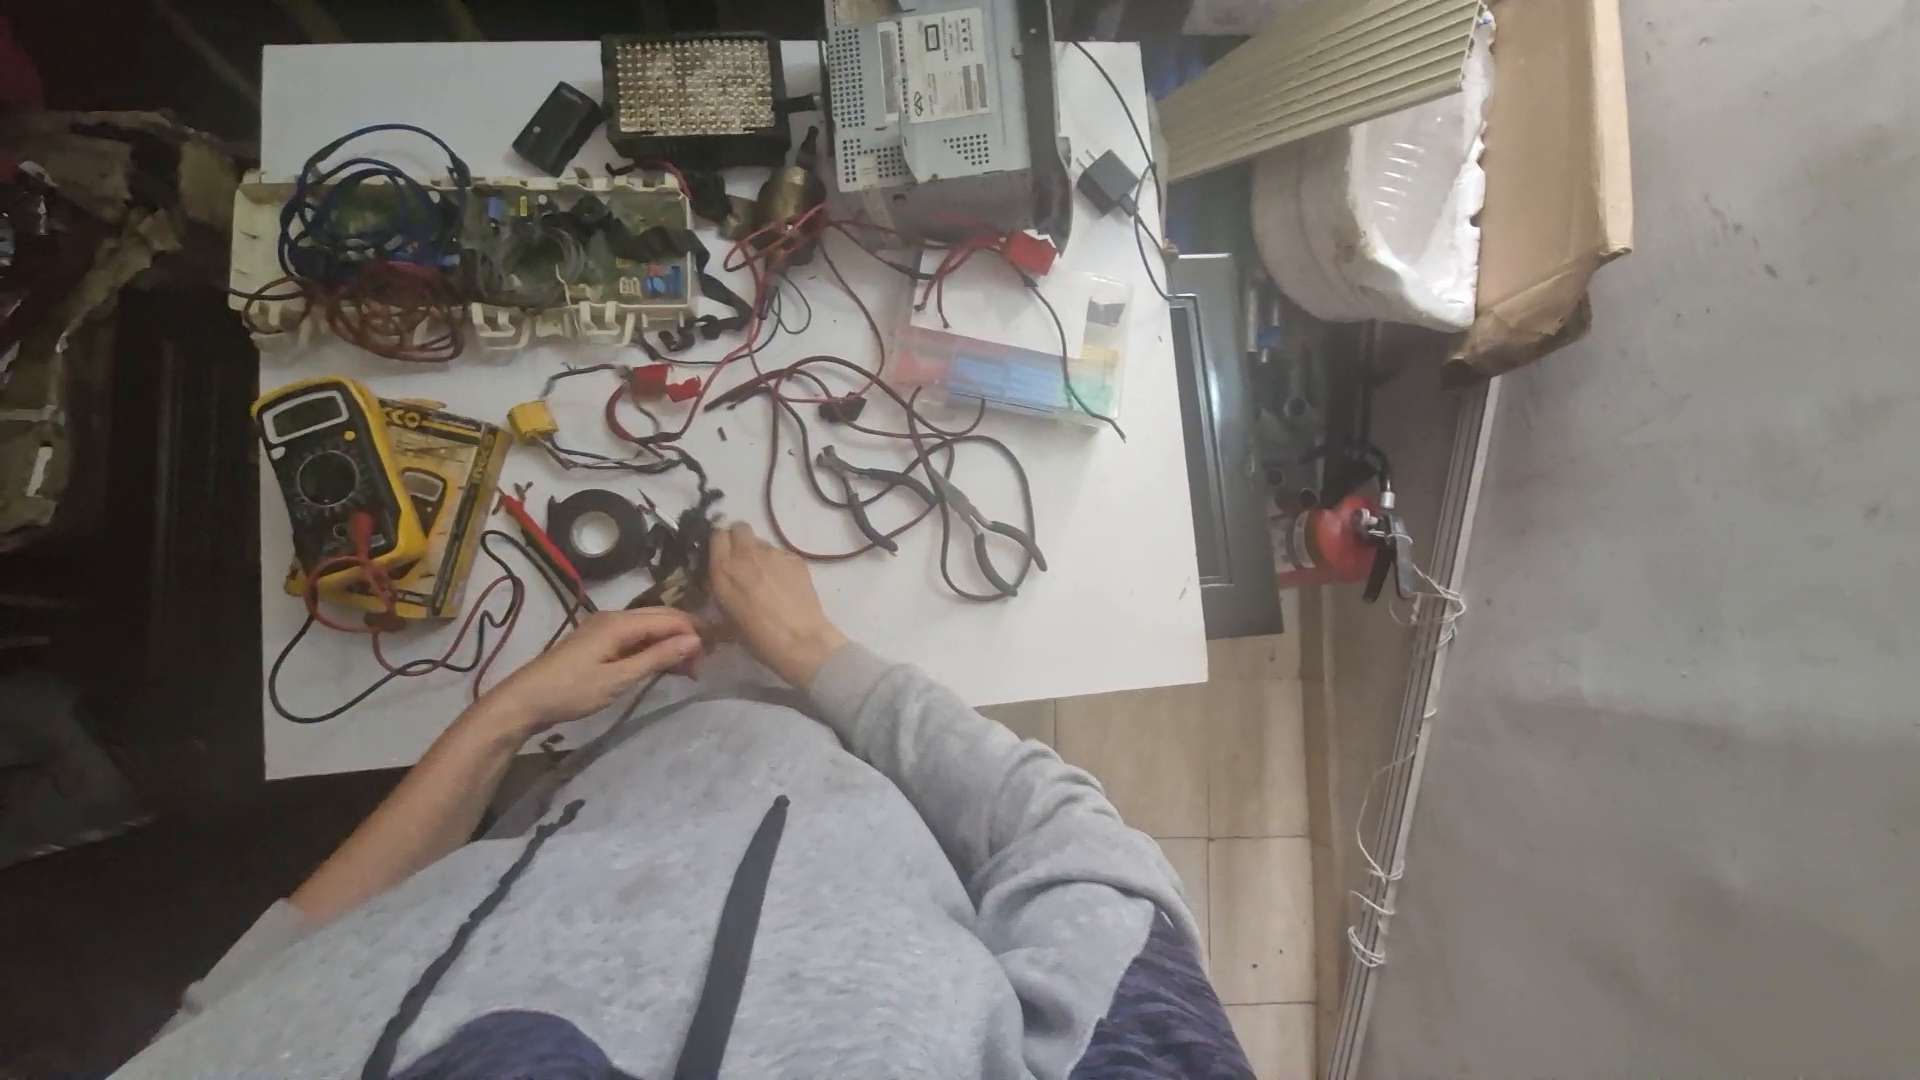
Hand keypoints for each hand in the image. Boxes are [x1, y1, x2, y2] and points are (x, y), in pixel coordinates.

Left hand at [472, 609, 703, 735]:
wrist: (523, 702)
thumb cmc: (571, 691)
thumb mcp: (618, 679)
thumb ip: (657, 658)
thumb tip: (695, 641)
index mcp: (620, 623)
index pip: (671, 619)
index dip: (693, 637)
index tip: (705, 664)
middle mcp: (616, 617)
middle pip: (664, 617)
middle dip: (687, 637)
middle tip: (700, 666)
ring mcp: (607, 627)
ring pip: (652, 626)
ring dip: (672, 643)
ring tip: (685, 669)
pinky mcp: (601, 640)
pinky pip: (638, 635)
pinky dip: (655, 648)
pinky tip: (662, 665)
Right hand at [709, 522, 847, 687]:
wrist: (799, 640)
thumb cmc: (757, 637)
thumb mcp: (725, 616)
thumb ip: (720, 588)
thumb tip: (722, 578)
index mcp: (723, 569)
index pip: (716, 535)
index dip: (720, 544)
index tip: (722, 555)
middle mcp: (747, 555)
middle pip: (739, 527)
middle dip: (739, 539)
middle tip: (743, 560)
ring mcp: (774, 554)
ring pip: (761, 541)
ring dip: (760, 553)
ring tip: (767, 577)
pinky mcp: (796, 559)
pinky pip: (781, 553)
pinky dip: (779, 563)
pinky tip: (785, 583)